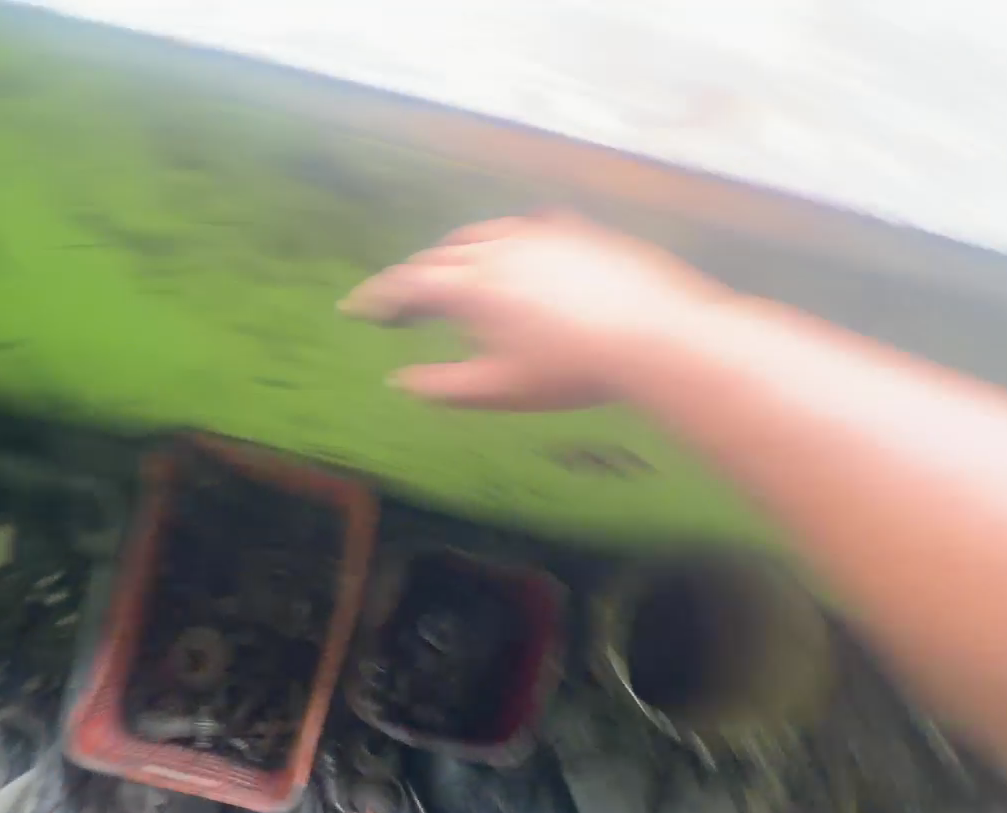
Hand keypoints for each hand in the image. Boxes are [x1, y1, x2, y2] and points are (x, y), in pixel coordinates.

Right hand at [341, 212, 731, 409]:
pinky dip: (497, 242)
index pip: (409, 285)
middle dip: (411, 279)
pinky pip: (521, 228)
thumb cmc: (568, 371)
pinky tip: (507, 254)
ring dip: (450, 255)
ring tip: (443, 273)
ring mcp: (538, 234)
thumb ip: (441, 386)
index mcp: (472, 287)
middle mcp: (498, 249)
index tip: (353, 308)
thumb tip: (398, 381)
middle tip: (398, 303)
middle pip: (438, 257)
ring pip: (478, 235)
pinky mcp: (574, 231)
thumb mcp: (496, 389)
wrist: (653, 336)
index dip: (378, 297)